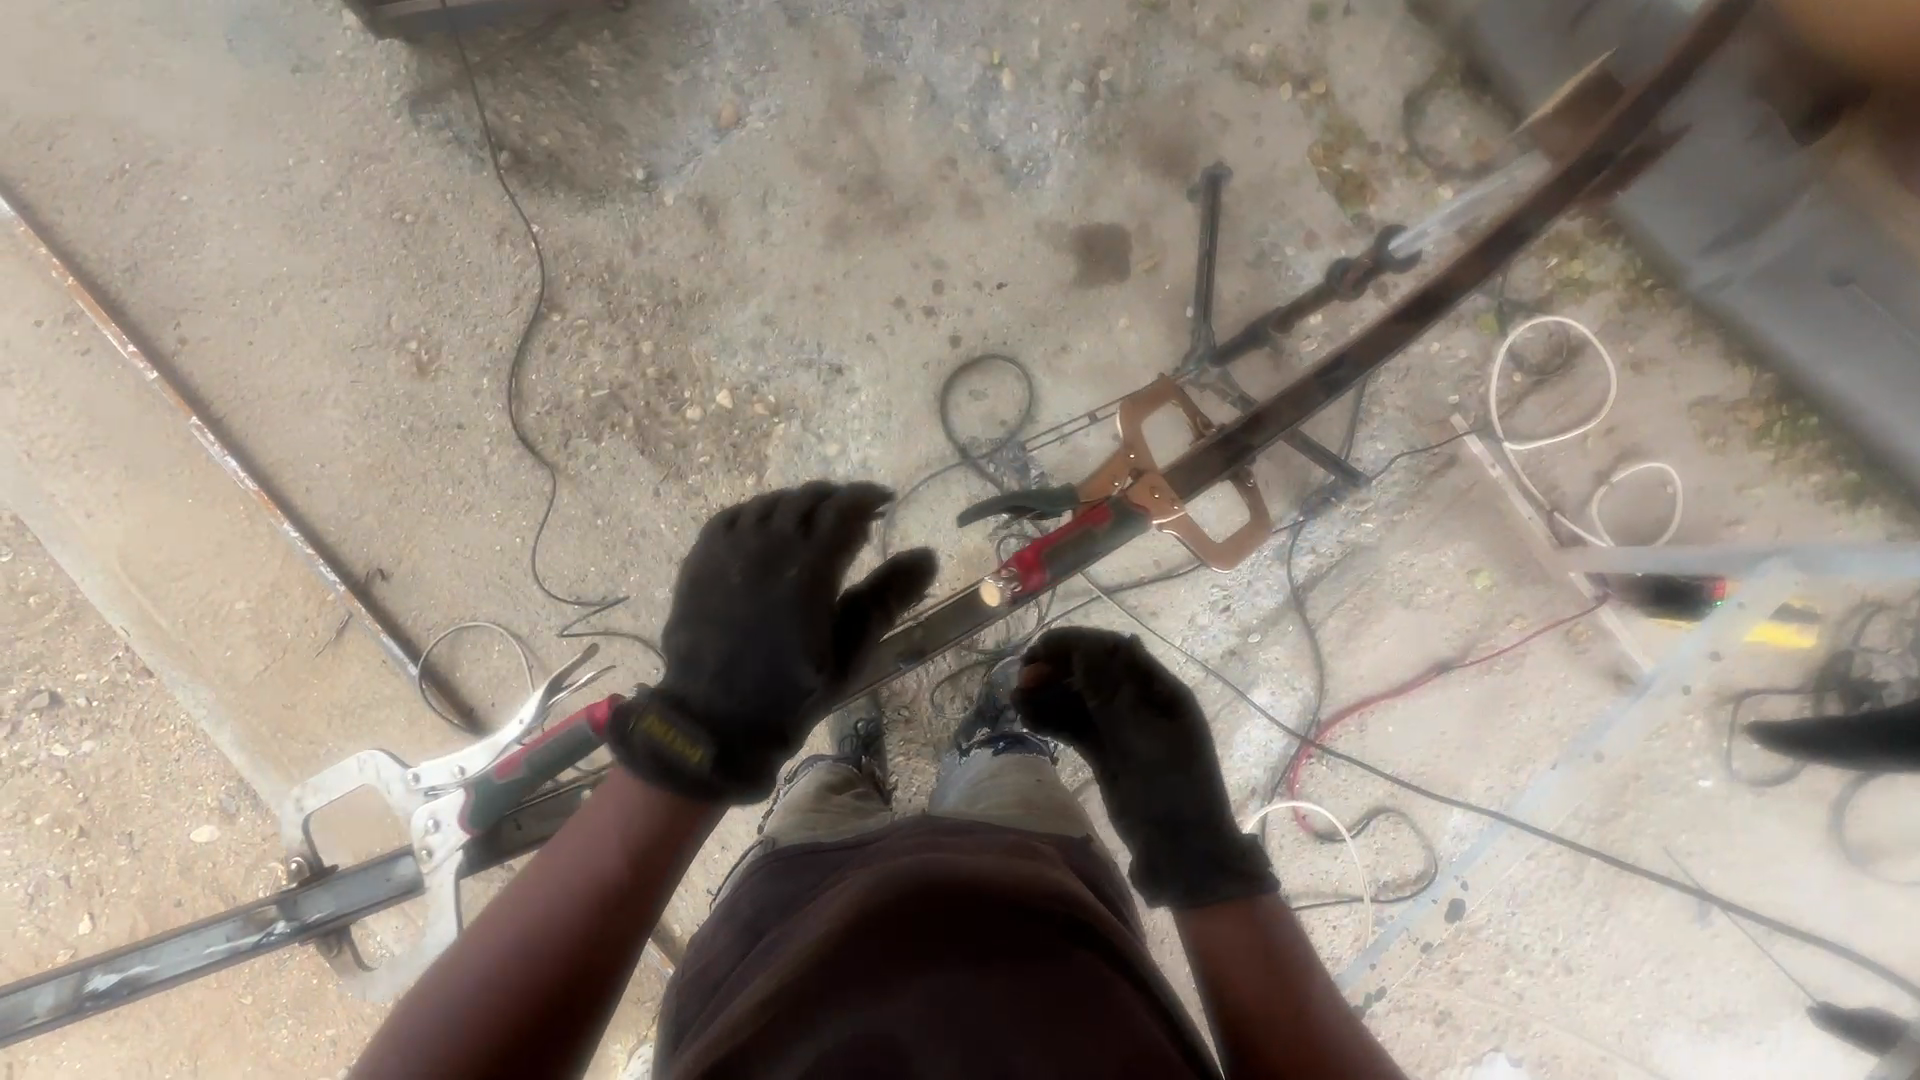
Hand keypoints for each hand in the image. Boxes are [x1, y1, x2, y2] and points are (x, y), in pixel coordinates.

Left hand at [611, 482, 936, 802]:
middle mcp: (769, 545)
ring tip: (813, 524)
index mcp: (810, 567)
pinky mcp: (701, 558)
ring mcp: (730, 549)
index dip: (868, 497)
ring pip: (771, 502)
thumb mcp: (851, 651)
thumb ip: (888, 598)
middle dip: (837, 499)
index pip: (844, 508)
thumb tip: (927, 556)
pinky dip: (761, 513)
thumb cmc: (793, 691)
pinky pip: (735, 515)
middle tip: (854, 516)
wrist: (715, 719)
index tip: (885, 500)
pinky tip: (769, 531)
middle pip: (808, 498)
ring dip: (799, 504)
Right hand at [1013, 627, 1276, 908]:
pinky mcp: (1106, 752)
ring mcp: (1121, 728)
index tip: (1038, 651)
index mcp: (1160, 691)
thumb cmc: (1174, 794)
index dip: (1075, 645)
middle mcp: (1140, 702)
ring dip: (1048, 695)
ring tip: (1015, 701)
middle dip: (1056, 671)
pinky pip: (1075, 726)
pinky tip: (1026, 718)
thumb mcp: (1140, 741)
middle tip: (1021, 679)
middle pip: (1092, 672)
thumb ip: (1109, 695)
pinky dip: (1051, 720)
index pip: (1113, 652)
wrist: (1183, 856)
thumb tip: (1085, 647)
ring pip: (1079, 700)